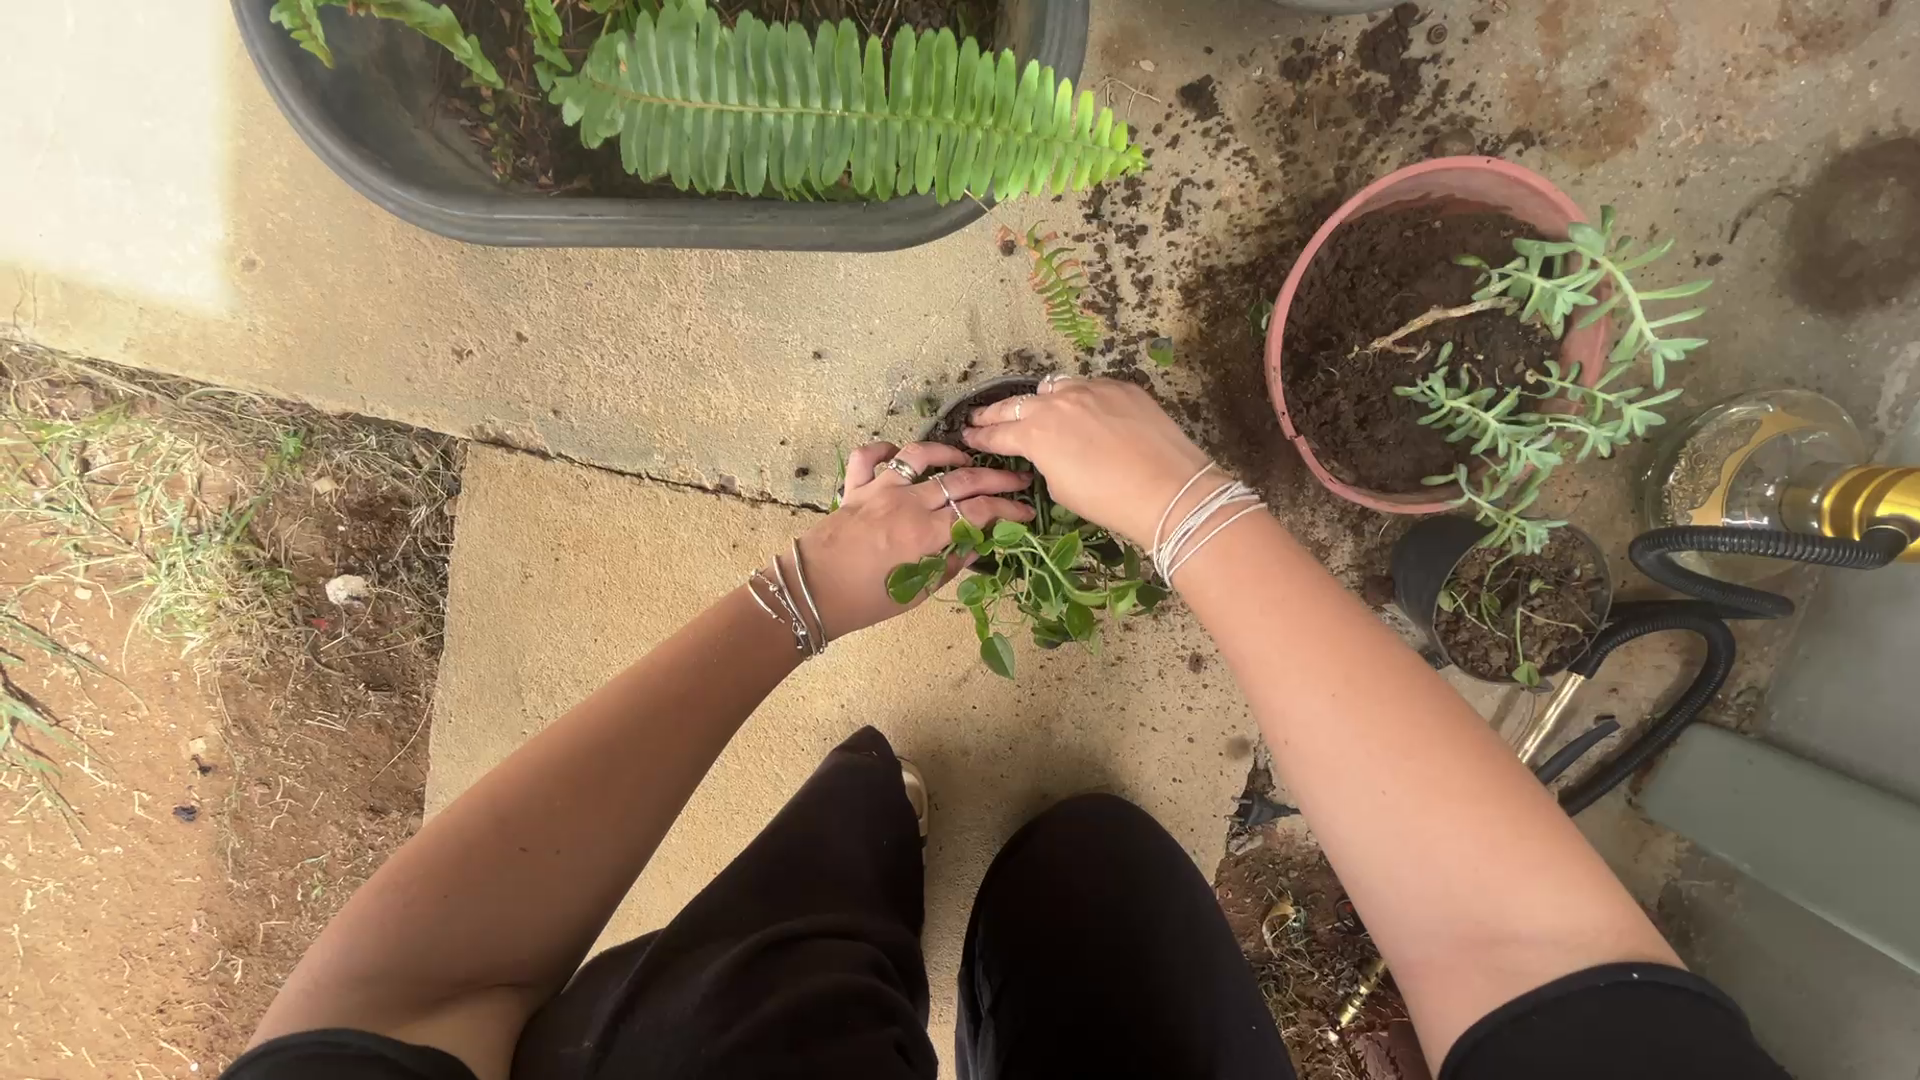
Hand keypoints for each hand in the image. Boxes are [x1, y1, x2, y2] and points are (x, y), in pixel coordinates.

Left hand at [791, 441, 1035, 638]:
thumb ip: (950, 563)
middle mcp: (906, 504)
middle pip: (961, 480)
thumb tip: (977, 543)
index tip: (1026, 511)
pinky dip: (885, 450)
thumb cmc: (866, 602)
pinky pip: (870, 457)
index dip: (1008, 509)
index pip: (979, 512)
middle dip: (997, 478)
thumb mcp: (918, 591)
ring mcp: (879, 491)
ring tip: (965, 460)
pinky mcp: (855, 489)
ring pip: (920, 456)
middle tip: (1018, 479)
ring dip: (948, 453)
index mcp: (925, 534)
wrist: (811, 592)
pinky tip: (898, 455)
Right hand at [963, 378, 1210, 547]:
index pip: (998, 433)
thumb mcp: (1061, 489)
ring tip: (1033, 407)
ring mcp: (1091, 389)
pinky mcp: (1121, 387)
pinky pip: (1089, 386)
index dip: (981, 437)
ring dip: (1039, 399)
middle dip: (996, 412)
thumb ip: (1045, 461)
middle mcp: (1058, 403)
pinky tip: (1082, 409)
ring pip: (1054, 387)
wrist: (1167, 489)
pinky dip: (1078, 397)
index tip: (969, 436)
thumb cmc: (1108, 501)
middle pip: (1017, 404)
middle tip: (980, 416)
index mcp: (1036, 433)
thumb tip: (1049, 450)